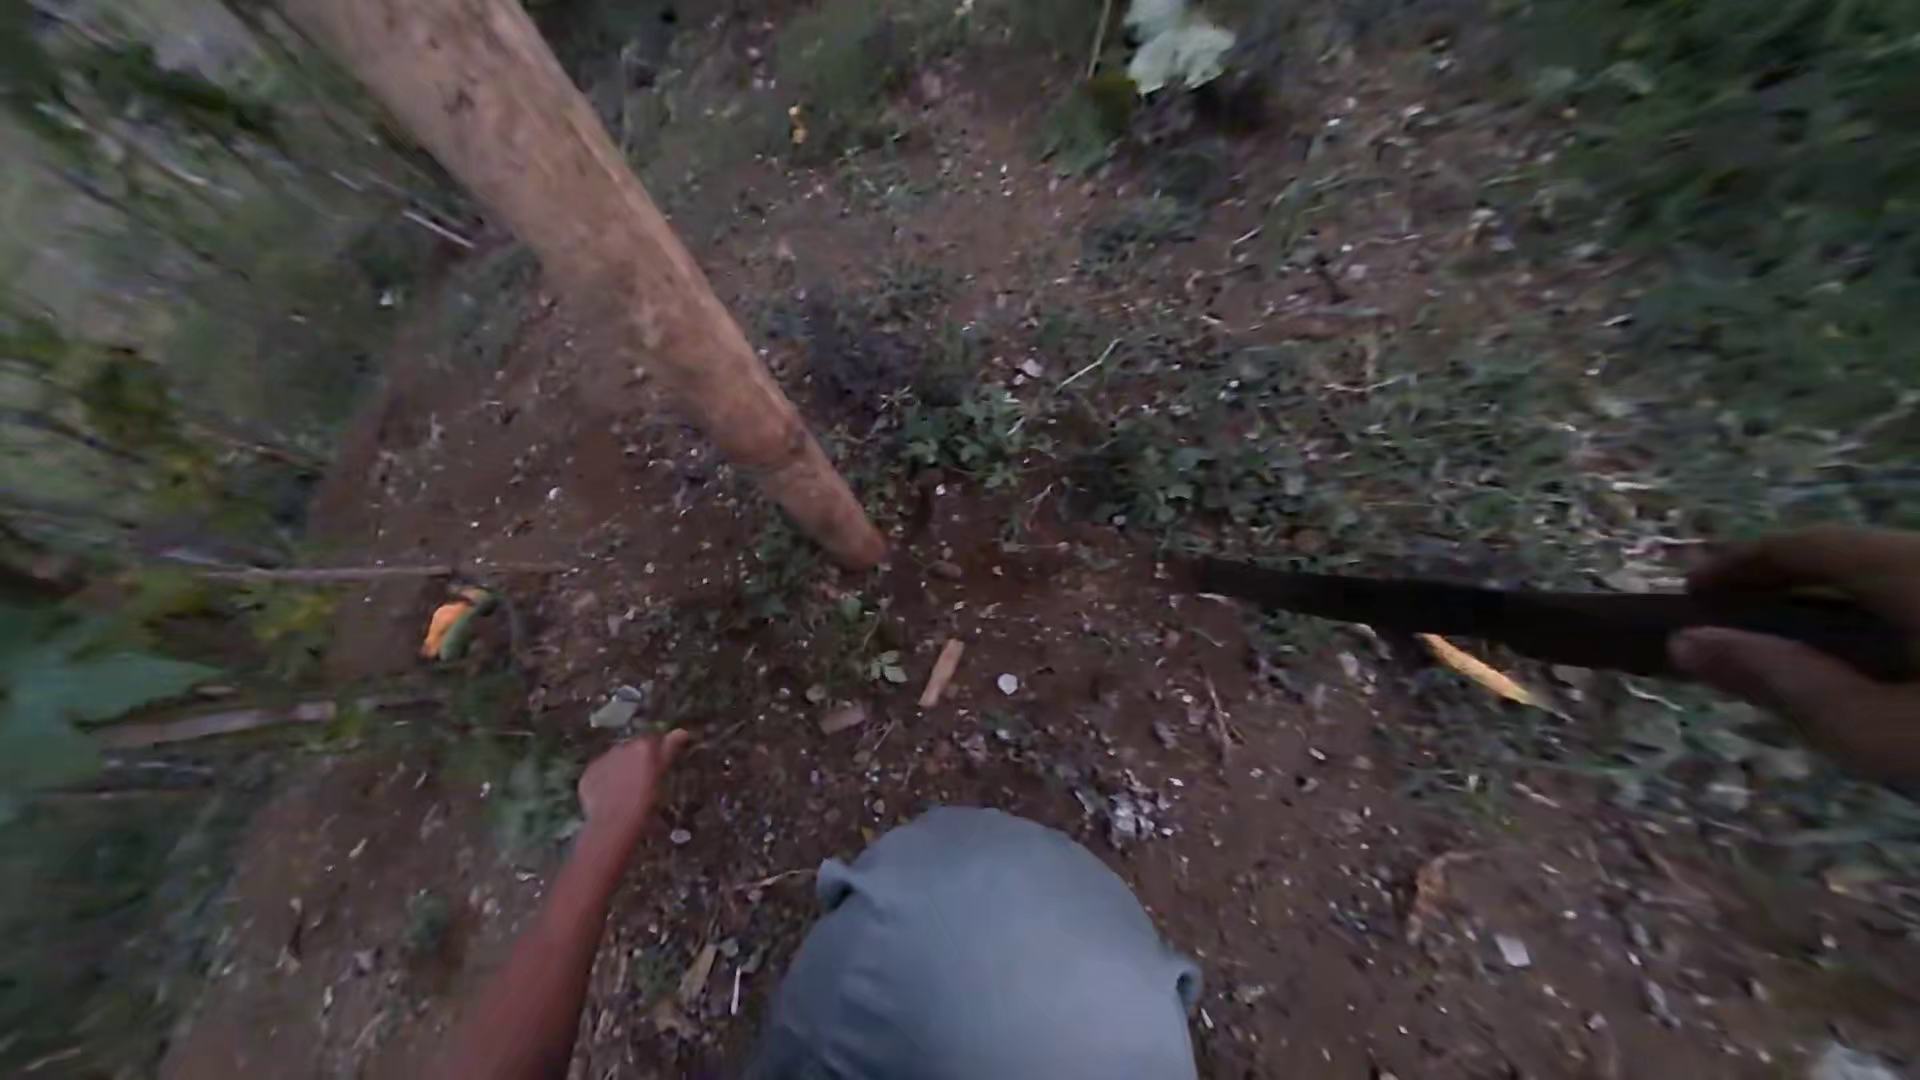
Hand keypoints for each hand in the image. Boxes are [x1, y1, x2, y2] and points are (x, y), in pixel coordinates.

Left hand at [577, 729, 689, 839]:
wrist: (614, 822)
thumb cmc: (646, 799)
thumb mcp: (662, 774)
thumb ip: (669, 749)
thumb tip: (681, 731)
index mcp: (643, 745)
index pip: (652, 740)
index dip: (655, 753)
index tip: (658, 766)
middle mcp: (621, 747)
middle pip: (631, 749)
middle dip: (635, 759)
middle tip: (642, 779)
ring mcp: (602, 761)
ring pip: (614, 760)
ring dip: (619, 768)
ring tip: (624, 788)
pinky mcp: (587, 775)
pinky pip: (599, 773)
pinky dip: (604, 779)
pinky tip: (609, 794)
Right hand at [1670, 526, 1919, 781]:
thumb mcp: (1873, 729)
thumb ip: (1778, 678)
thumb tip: (1683, 640)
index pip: (1813, 544)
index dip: (1741, 561)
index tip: (1690, 593)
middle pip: (1870, 560)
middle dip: (1798, 587)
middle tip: (1745, 627)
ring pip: (1911, 589)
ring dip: (1855, 612)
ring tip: (1814, 657)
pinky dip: (1904, 630)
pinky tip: (1896, 676)